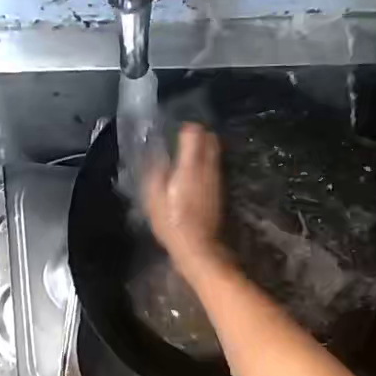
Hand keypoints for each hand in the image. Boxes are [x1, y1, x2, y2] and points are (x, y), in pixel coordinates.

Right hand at [142, 122, 226, 276]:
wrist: (199, 247)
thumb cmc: (172, 224)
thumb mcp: (154, 199)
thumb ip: (156, 172)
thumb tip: (158, 154)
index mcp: (189, 166)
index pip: (193, 133)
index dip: (186, 128)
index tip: (177, 131)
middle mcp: (207, 167)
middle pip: (210, 139)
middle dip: (200, 134)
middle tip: (186, 138)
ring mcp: (217, 178)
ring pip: (215, 152)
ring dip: (206, 147)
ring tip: (192, 151)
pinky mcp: (221, 190)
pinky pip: (216, 166)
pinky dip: (209, 161)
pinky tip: (198, 170)